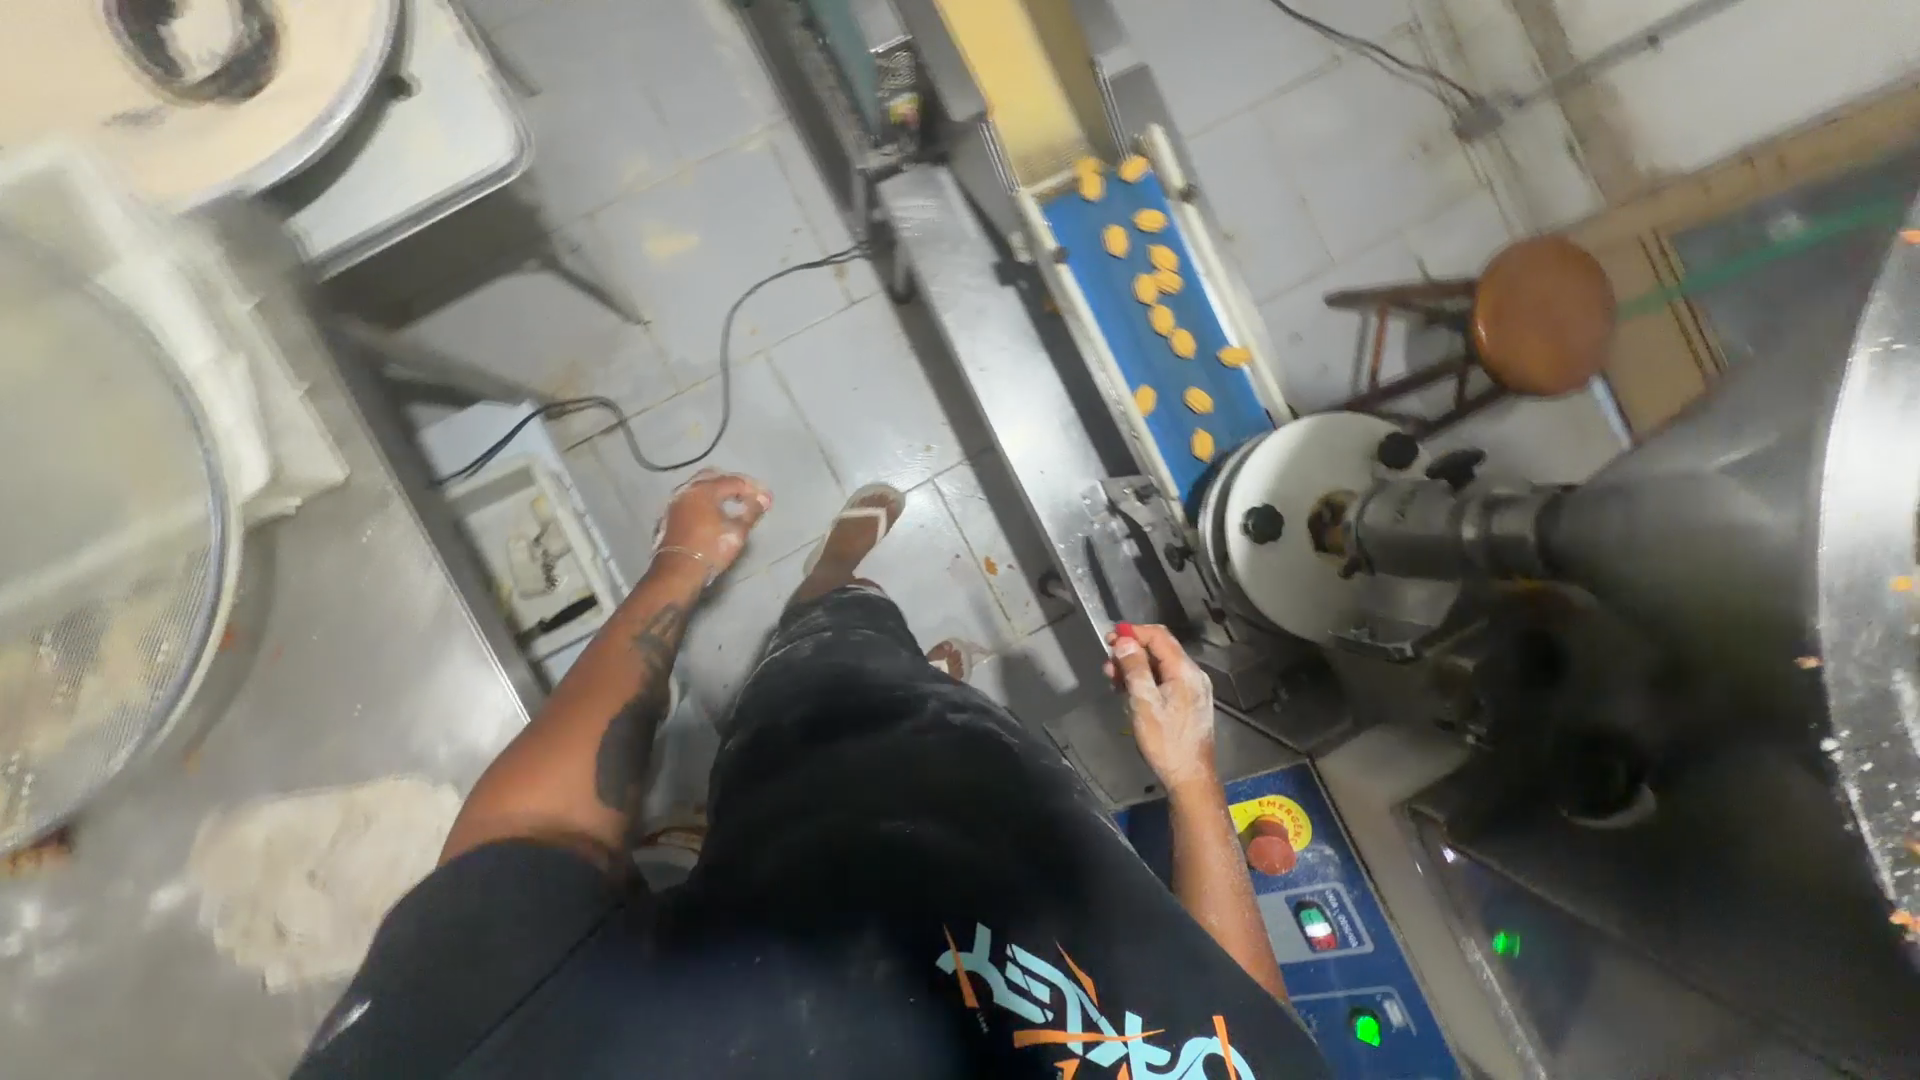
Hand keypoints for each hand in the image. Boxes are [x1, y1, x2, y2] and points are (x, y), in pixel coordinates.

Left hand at [655, 469, 770, 581]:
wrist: (678, 571)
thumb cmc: (711, 549)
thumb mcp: (737, 531)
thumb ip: (751, 512)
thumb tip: (764, 499)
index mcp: (705, 490)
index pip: (733, 482)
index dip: (752, 489)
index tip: (766, 499)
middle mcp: (687, 490)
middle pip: (713, 477)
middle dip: (731, 483)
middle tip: (746, 495)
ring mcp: (675, 502)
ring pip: (698, 487)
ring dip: (715, 491)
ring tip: (730, 503)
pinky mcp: (669, 515)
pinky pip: (689, 499)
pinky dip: (703, 501)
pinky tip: (711, 512)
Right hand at [1105, 624, 1215, 790]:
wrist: (1190, 777)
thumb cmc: (1166, 742)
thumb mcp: (1144, 704)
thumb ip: (1135, 669)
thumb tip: (1124, 642)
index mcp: (1185, 671)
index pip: (1158, 637)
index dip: (1133, 633)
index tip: (1109, 638)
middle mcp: (1192, 674)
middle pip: (1160, 649)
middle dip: (1131, 650)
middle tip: (1108, 662)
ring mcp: (1191, 689)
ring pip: (1160, 665)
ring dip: (1135, 667)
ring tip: (1112, 678)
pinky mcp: (1187, 702)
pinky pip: (1164, 680)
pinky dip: (1145, 680)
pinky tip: (1128, 691)